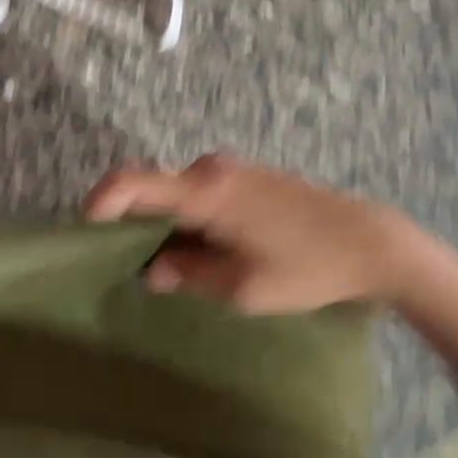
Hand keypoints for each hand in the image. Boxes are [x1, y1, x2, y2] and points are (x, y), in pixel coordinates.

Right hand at [86, 154, 417, 313]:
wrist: (372, 242)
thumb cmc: (307, 267)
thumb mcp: (243, 288)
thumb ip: (189, 274)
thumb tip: (152, 268)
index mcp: (204, 192)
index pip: (132, 182)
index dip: (100, 201)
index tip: (85, 231)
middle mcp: (209, 169)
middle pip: (152, 187)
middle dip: (135, 222)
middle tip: (133, 263)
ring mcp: (229, 168)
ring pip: (176, 191)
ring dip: (167, 222)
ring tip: (176, 264)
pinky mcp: (245, 175)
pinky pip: (198, 191)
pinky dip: (189, 216)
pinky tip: (209, 248)